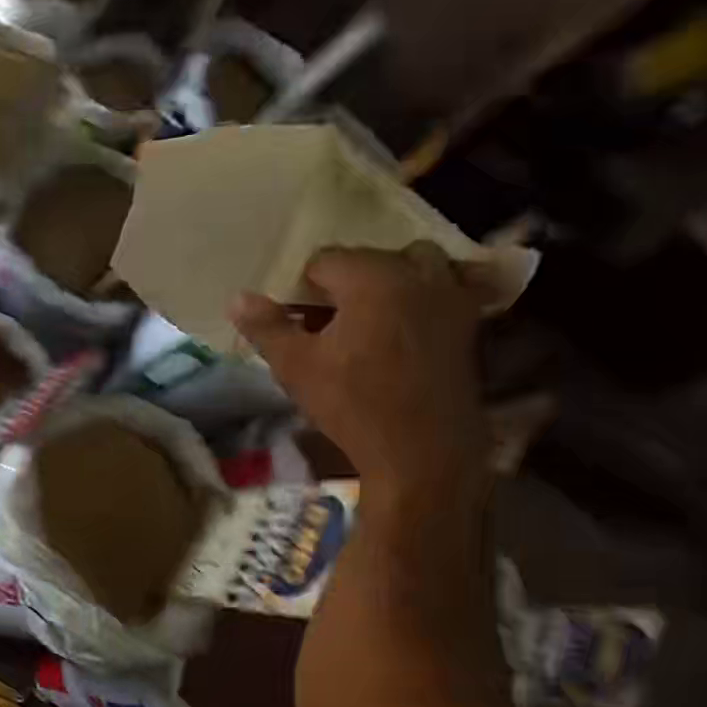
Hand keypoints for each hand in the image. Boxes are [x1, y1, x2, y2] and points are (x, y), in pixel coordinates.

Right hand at [230, 242, 490, 500]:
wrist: (421, 448)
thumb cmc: (352, 404)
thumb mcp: (296, 367)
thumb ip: (267, 327)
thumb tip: (237, 298)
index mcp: (372, 278)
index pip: (325, 260)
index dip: (302, 289)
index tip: (297, 322)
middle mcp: (418, 273)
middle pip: (370, 259)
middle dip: (345, 284)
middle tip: (327, 326)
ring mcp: (452, 294)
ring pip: (414, 266)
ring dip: (387, 283)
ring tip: (367, 323)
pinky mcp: (470, 320)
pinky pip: (445, 287)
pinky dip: (423, 296)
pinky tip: (405, 329)